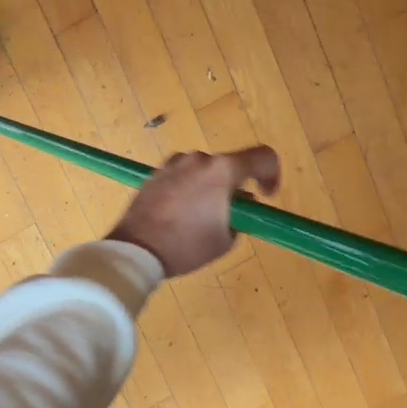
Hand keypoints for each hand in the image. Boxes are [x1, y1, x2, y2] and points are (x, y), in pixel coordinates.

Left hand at [106, 147, 281, 276]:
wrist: (134, 250)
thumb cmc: (185, 246)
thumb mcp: (225, 240)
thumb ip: (240, 218)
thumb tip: (234, 207)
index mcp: (222, 169)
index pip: (262, 157)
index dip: (272, 174)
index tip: (267, 195)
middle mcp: (197, 159)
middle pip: (228, 165)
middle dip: (234, 185)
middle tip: (231, 212)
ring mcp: (171, 164)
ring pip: (202, 170)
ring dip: (209, 186)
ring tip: (202, 215)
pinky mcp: (152, 175)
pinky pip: (180, 176)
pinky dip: (187, 189)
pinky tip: (180, 213)